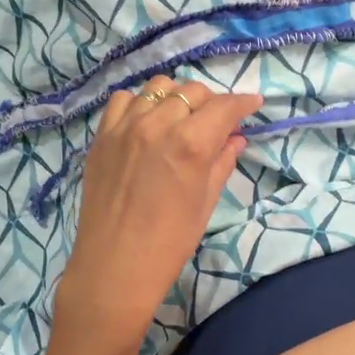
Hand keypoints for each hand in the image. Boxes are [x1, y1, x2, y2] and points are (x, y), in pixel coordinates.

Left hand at [55, 77, 262, 350]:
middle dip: (211, 102)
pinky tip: (147, 122)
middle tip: (217, 123)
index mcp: (190, 144)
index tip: (252, 104)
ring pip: (157, 88)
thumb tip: (235, 138)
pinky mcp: (102, 137)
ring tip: (182, 118)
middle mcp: (157, 125)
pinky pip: (123, 101)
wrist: (115, 266)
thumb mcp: (205, 202)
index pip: (224, 107)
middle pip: (192, 92)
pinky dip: (140, 104)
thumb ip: (221, 162)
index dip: (243, 103)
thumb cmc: (169, 242)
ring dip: (176, 98)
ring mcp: (124, 127)